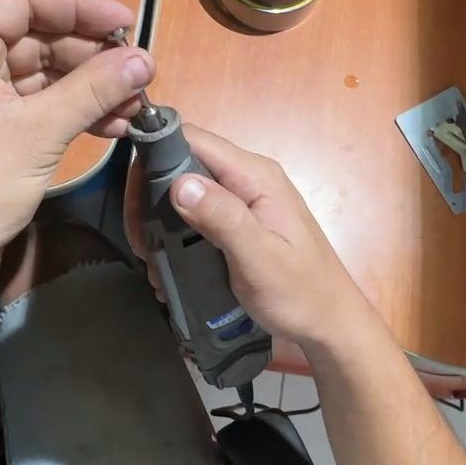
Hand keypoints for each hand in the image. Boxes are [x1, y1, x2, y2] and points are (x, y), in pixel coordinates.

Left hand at [0, 0, 153, 282]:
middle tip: (140, 71)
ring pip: (41, 69)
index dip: (80, 7)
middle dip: (90, 55)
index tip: (128, 22)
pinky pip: (37, 100)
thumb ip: (92, 90)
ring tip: (135, 102)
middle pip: (35, 34)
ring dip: (88, 85)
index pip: (22, 0)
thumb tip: (146, 59)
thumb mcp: (37, 134)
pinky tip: (113, 122)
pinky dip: (73, 109)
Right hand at [126, 125, 373, 350]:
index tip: (135, 204)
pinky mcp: (238, 223)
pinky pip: (196, 217)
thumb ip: (223, 218)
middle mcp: (248, 179)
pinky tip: (169, 268)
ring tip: (153, 262)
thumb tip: (180, 184)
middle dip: (152, 201)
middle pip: (182, 165)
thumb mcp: (261, 259)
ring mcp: (243, 201)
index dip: (155, 159)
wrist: (330, 325)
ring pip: (185, 193)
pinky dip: (176, 238)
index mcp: (256, 176)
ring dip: (160, 225)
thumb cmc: (300, 294)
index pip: (192, 140)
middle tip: (141, 245)